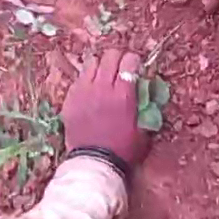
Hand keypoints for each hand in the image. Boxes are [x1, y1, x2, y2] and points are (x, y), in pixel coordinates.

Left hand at [62, 48, 148, 168]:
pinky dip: (87, 79)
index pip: (129, 61)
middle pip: (110, 55)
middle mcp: (103, 87)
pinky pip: (79, 78)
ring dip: (101, 65)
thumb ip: (146, 108)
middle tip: (121, 66)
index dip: (134, 60)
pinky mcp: (70, 99)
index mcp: (123, 94)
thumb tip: (148, 93)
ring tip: (104, 74)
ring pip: (92, 62)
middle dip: (118, 57)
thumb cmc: (123, 149)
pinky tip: (91, 90)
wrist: (94, 162)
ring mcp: (83, 91)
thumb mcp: (143, 130)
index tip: (135, 66)